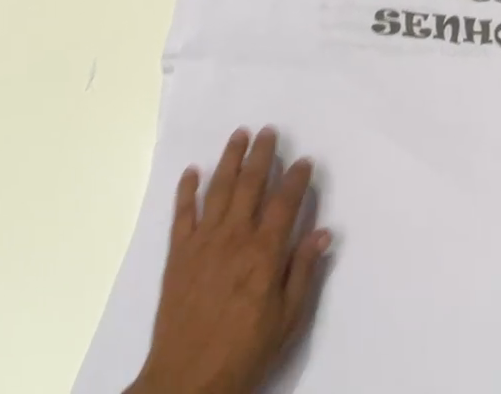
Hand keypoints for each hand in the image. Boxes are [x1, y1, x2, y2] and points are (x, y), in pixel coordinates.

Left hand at [128, 127, 331, 393]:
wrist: (188, 379)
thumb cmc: (246, 351)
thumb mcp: (288, 319)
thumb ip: (303, 271)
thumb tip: (324, 231)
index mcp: (264, 252)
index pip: (285, 203)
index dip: (296, 178)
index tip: (304, 160)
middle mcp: (234, 237)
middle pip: (250, 184)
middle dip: (261, 155)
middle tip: (269, 130)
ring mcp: (202, 242)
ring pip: (218, 189)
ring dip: (229, 159)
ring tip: (238, 135)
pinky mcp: (177, 253)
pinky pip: (182, 213)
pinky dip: (187, 189)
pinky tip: (192, 171)